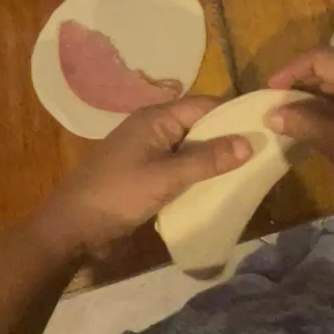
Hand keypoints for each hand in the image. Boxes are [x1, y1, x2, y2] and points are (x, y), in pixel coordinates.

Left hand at [36, 99, 251, 258]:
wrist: (69, 228)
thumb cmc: (117, 195)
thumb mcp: (166, 178)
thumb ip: (207, 160)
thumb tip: (249, 142)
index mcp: (156, 118)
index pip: (205, 104)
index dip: (234, 113)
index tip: (264, 125)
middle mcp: (153, 127)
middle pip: (199, 124)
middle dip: (227, 137)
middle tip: (262, 150)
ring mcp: (147, 150)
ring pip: (190, 146)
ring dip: (213, 157)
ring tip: (246, 169)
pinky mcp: (144, 171)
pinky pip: (179, 164)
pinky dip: (197, 172)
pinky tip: (216, 186)